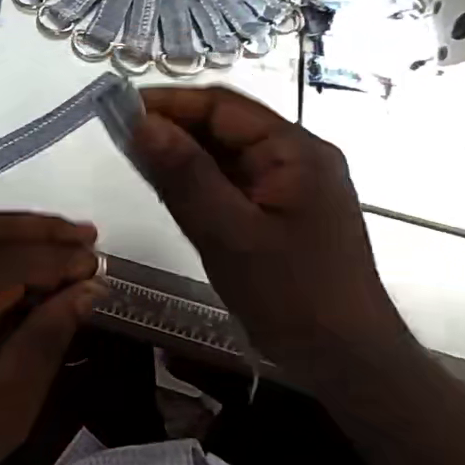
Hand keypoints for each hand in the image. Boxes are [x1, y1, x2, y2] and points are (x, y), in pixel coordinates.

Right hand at [131, 87, 412, 386]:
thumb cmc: (291, 294)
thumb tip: (142, 124)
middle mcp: (295, 157)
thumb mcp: (229, 232)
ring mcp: (288, 183)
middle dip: (172, 127)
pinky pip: (228, 179)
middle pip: (222, 125)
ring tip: (136, 160)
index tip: (119, 109)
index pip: (221, 106)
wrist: (345, 362)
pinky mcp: (277, 208)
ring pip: (222, 152)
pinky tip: (166, 188)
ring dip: (180, 152)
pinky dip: (194, 177)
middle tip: (120, 137)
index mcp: (294, 150)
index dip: (168, 102)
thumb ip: (185, 174)